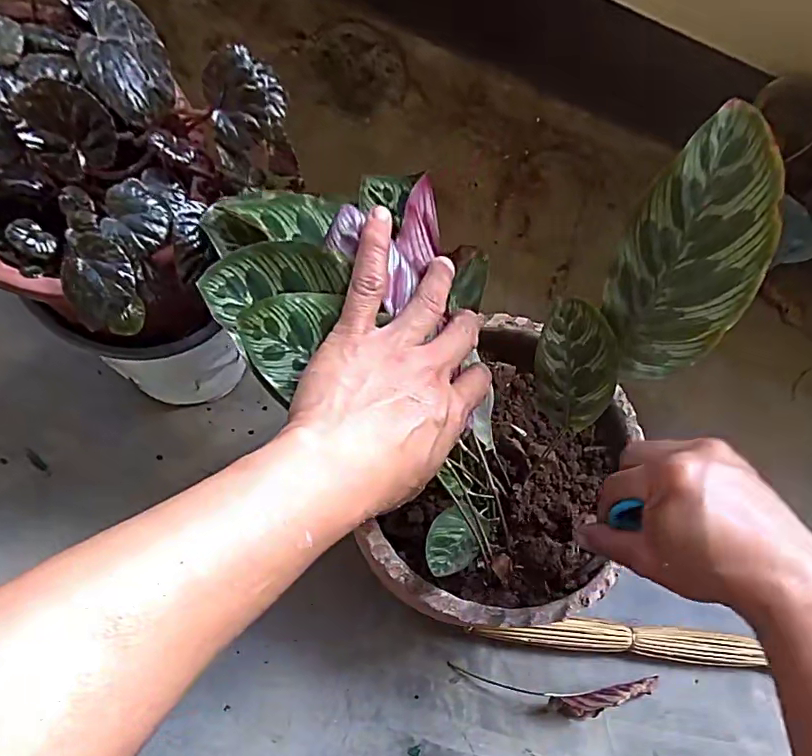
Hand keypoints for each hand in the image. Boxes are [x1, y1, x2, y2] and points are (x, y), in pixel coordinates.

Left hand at [281, 206, 490, 519]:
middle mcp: (430, 371)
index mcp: (448, 409)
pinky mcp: (356, 334)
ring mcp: (395, 347)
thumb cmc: (372, 482)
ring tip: (443, 265)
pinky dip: (373, 248)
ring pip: (426, 303)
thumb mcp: (419, 473)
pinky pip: (367, 284)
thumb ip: (433, 444)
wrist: (335, 468)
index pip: (477, 381)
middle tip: (465, 317)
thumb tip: (434, 434)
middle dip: (466, 324)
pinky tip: (378, 218)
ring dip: (437, 281)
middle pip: (460, 335)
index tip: (470, 374)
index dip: (475, 374)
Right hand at [576, 438, 811, 626]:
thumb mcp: (648, 559)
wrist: (781, 574)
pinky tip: (692, 512)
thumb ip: (609, 541)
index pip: (614, 485)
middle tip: (637, 518)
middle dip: (628, 486)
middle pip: (634, 456)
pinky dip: (681, 479)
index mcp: (666, 473)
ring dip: (653, 480)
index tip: (613, 529)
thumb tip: (586, 533)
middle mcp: (691, 453)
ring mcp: (717, 454)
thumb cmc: (717, 569)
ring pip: (663, 454)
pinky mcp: (736, 462)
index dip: (607, 511)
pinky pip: (692, 460)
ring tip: (667, 517)